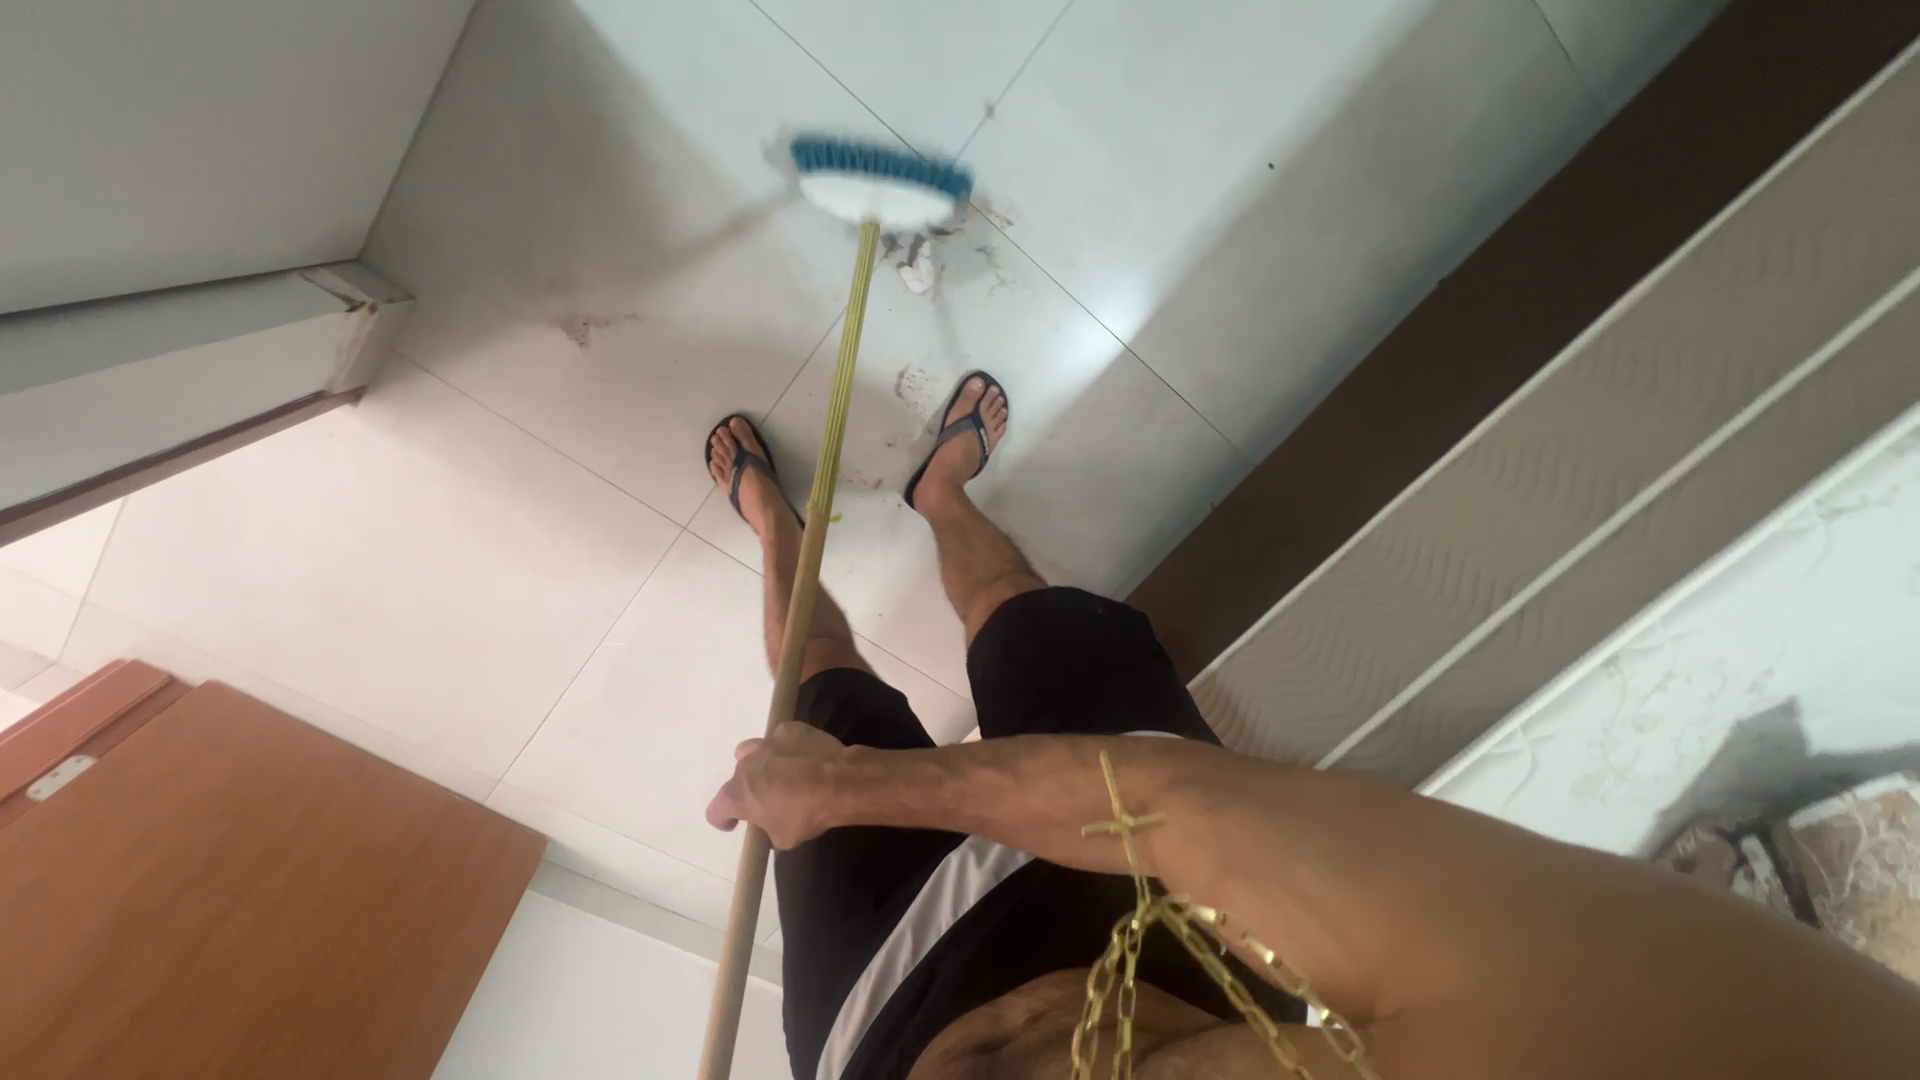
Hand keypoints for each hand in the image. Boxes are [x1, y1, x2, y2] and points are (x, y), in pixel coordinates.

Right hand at [706, 722, 851, 849]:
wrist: (839, 782)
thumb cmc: (807, 814)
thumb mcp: (784, 839)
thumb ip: (768, 832)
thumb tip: (772, 828)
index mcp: (737, 795)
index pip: (715, 810)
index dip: (724, 819)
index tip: (736, 824)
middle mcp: (745, 765)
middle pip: (737, 779)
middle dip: (748, 789)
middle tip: (768, 799)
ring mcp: (766, 743)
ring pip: (751, 751)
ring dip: (759, 764)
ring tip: (779, 772)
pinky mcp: (788, 729)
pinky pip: (780, 739)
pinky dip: (786, 748)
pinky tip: (802, 756)